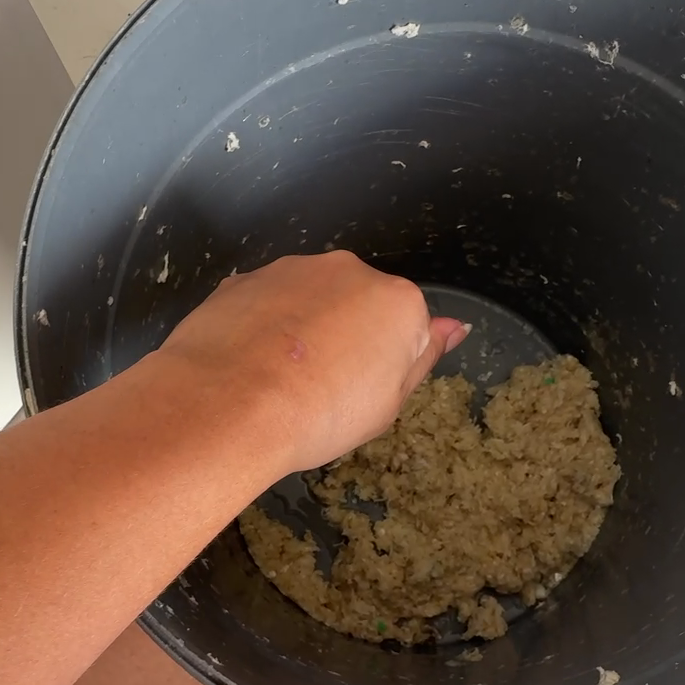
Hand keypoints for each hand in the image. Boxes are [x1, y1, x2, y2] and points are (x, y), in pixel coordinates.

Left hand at [151, 251, 468, 472]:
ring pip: (309, 300)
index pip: (407, 328)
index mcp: (398, 302)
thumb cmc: (319, 414)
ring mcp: (293, 269)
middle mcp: (350, 271)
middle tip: (322, 389)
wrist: (230, 405)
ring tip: (279, 382)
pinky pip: (265, 303)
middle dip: (345, 338)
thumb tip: (453, 327)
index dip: (384, 364)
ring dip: (302, 330)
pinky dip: (262, 328)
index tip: (361, 391)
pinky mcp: (245, 278)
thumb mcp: (387, 404)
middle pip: (358, 305)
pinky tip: (248, 367)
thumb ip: (421, 358)